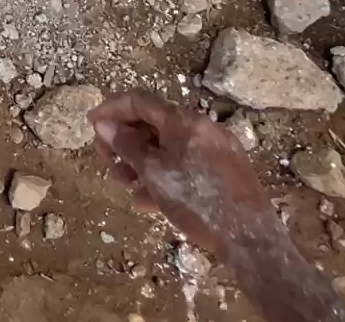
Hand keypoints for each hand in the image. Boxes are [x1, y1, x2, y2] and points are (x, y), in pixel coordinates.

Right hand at [87, 91, 277, 261]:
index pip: (138, 101)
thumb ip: (124, 144)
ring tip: (123, 183)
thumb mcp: (152, 171)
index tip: (91, 125)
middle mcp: (203, 129)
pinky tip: (147, 198)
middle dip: (124, 142)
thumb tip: (104, 125)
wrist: (253, 245)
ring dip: (140, 162)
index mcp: (184, 121)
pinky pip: (185, 164)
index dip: (109, 109)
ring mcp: (218, 152)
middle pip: (152, 125)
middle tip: (106, 159)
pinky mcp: (227, 173)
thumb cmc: (196, 201)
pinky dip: (163, 174)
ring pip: (167, 148)